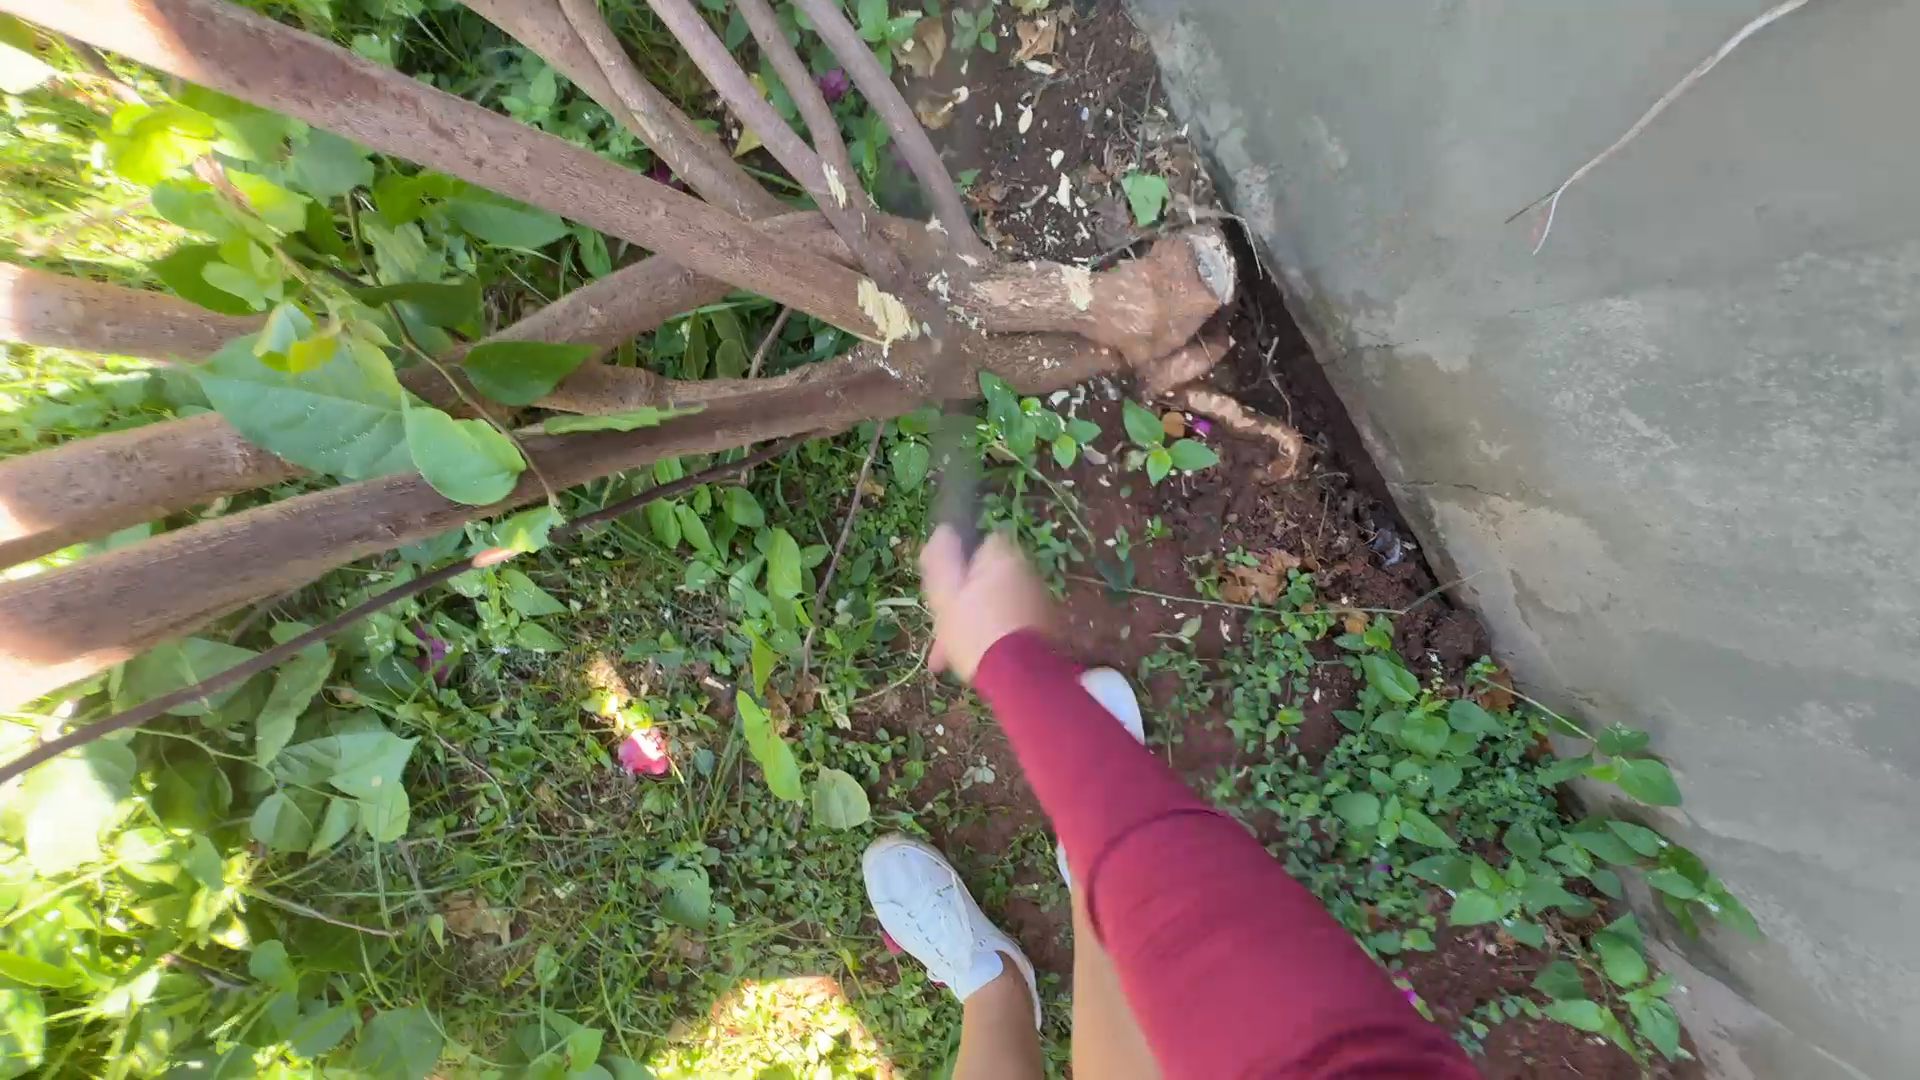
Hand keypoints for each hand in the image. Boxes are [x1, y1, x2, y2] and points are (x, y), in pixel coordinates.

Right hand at [918, 526, 1052, 682]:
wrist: (1021, 678)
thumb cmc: (976, 631)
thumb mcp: (946, 594)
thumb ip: (942, 557)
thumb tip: (944, 530)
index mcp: (1003, 557)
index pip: (982, 542)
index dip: (961, 561)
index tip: (946, 586)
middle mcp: (1027, 572)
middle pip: (987, 577)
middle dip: (963, 600)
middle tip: (942, 628)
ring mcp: (1039, 600)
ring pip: (996, 603)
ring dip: (974, 621)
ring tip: (950, 653)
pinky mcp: (1046, 626)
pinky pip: (1011, 623)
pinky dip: (993, 635)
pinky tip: (973, 660)